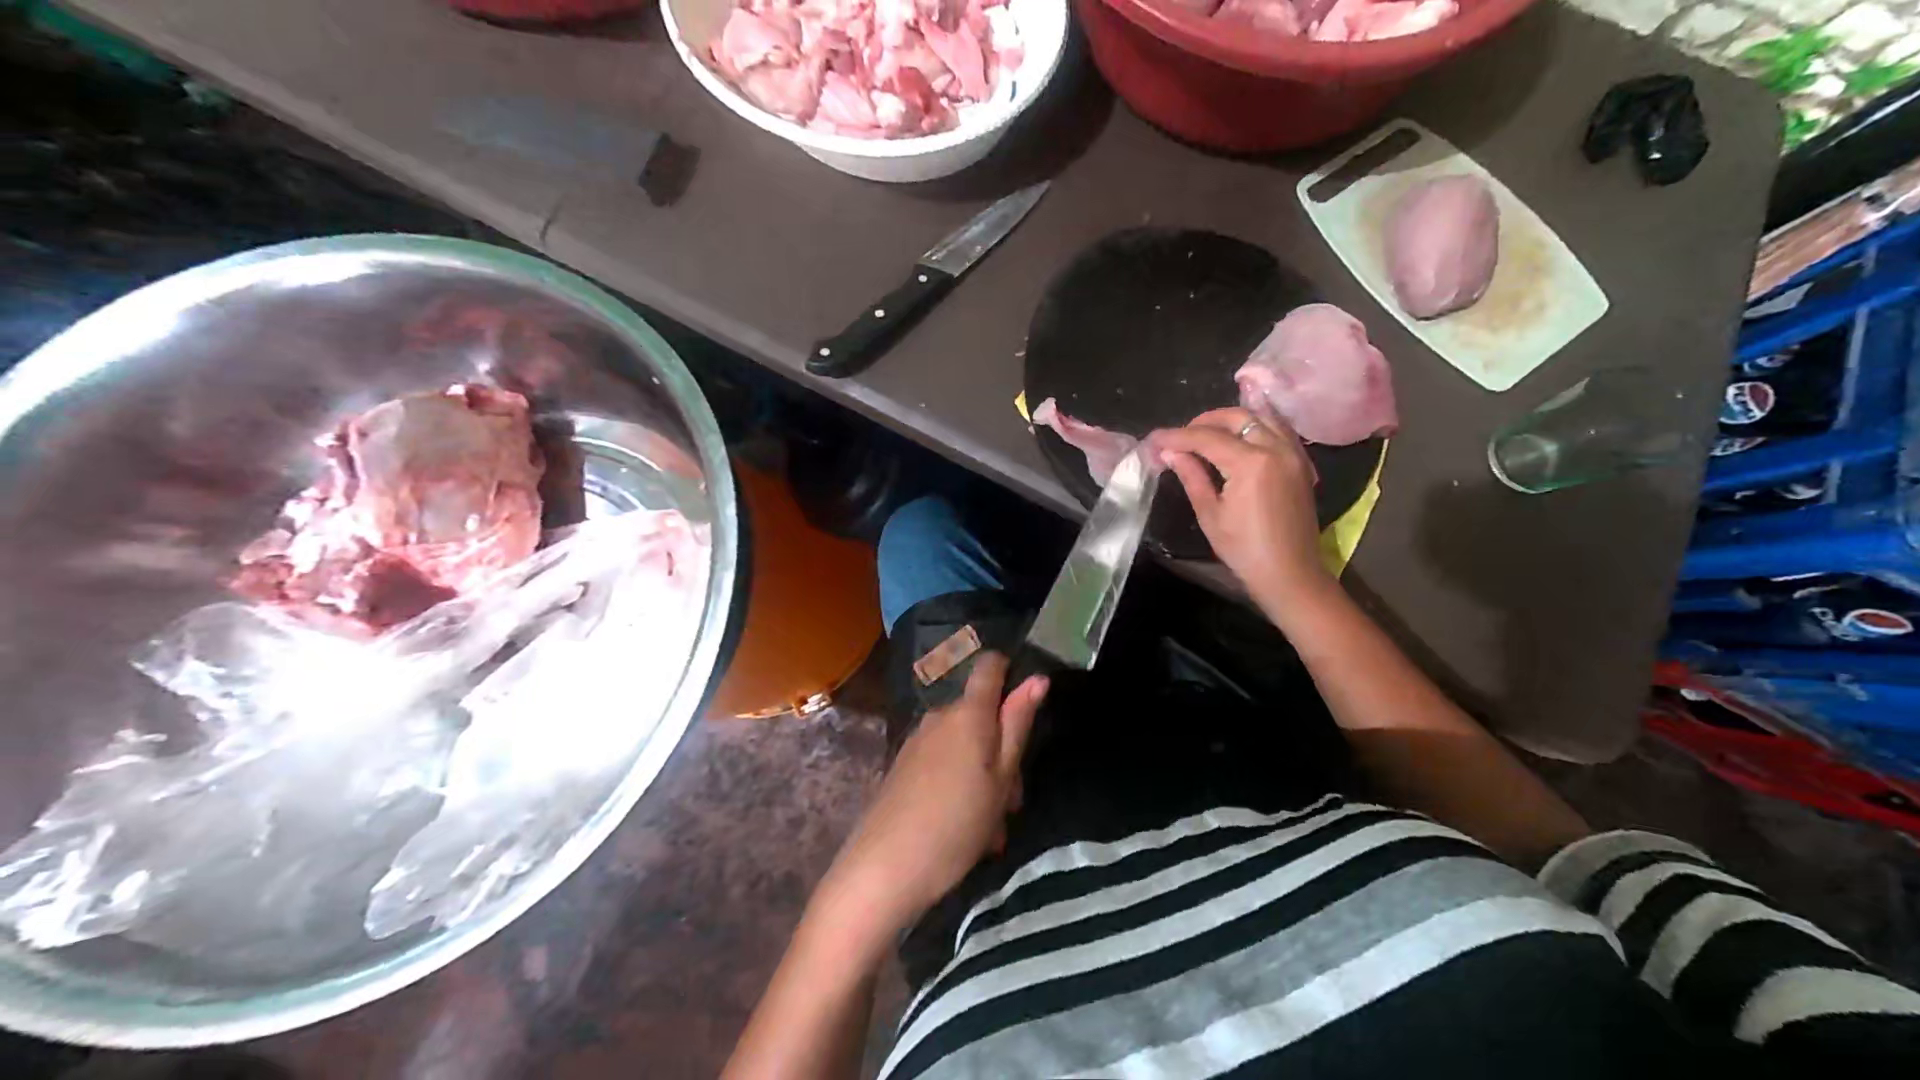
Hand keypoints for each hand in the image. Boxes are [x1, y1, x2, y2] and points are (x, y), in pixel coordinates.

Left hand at [820, 653, 1046, 932]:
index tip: (1027, 708)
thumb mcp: (1001, 777)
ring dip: (983, 776)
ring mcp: (917, 740)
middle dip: (1003, 749)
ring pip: (964, 745)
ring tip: (989, 828)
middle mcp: (939, 716)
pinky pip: (943, 762)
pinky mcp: (903, 765)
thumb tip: (1038, 677)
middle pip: (981, 715)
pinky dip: (959, 785)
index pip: (989, 665)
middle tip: (1012, 801)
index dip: (1011, 673)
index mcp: (967, 713)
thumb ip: (1018, 723)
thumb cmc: (958, 823)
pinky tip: (964, 830)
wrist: (885, 868)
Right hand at [1150, 407, 1332, 616]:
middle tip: (1181, 436)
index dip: (1177, 436)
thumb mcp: (1210, 513)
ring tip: (1207, 434)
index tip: (1154, 439)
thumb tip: (1170, 453)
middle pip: (1237, 417)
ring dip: (1232, 420)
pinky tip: (1238, 440)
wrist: (1290, 573)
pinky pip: (1278, 430)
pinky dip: (1255, 428)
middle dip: (1205, 421)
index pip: (1207, 438)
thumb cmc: (1243, 549)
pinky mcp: (1301, 463)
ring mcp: (1294, 454)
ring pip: (1261, 418)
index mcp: (1251, 463)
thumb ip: (1192, 476)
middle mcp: (1276, 448)